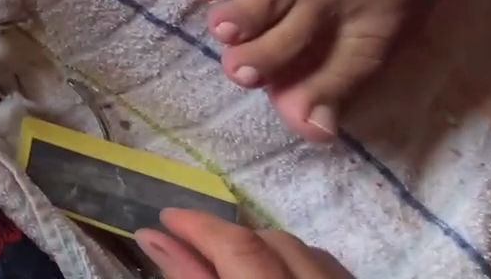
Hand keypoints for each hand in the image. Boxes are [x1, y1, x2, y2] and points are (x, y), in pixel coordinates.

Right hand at [136, 210, 350, 277]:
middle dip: (235, 237)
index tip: (165, 219)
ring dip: (272, 250)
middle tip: (201, 250)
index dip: (198, 224)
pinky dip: (306, 267)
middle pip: (279, 242)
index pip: (240, 246)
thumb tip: (151, 235)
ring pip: (315, 254)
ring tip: (244, 268)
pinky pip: (339, 272)